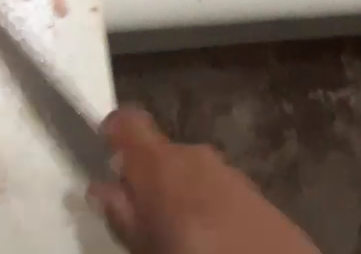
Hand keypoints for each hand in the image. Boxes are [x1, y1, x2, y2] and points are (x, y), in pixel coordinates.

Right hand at [90, 107, 319, 253]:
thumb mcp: (144, 245)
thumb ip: (121, 214)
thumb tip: (101, 188)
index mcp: (160, 161)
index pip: (127, 120)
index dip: (113, 132)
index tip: (105, 156)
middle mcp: (193, 155)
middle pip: (160, 153)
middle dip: (149, 179)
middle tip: (142, 218)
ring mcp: (230, 174)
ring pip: (192, 175)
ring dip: (182, 197)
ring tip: (179, 238)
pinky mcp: (259, 198)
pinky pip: (220, 193)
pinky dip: (211, 210)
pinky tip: (214, 245)